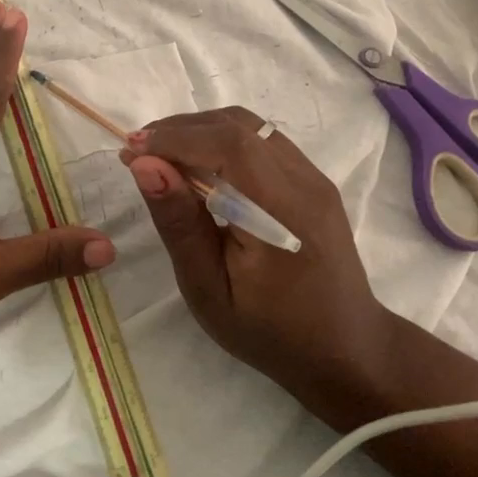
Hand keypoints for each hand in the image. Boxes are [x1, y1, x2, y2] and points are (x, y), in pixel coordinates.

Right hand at [125, 108, 390, 397]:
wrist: (346, 351)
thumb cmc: (270, 331)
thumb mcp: (209, 290)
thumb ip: (179, 224)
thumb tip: (145, 165)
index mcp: (283, 213)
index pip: (227, 143)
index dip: (174, 137)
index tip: (131, 152)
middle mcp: (305, 183)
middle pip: (236, 125)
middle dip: (179, 130)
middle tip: (138, 153)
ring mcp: (313, 178)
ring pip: (248, 126)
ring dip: (198, 131)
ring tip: (161, 157)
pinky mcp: (312, 181)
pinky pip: (261, 140)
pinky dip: (220, 141)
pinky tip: (198, 167)